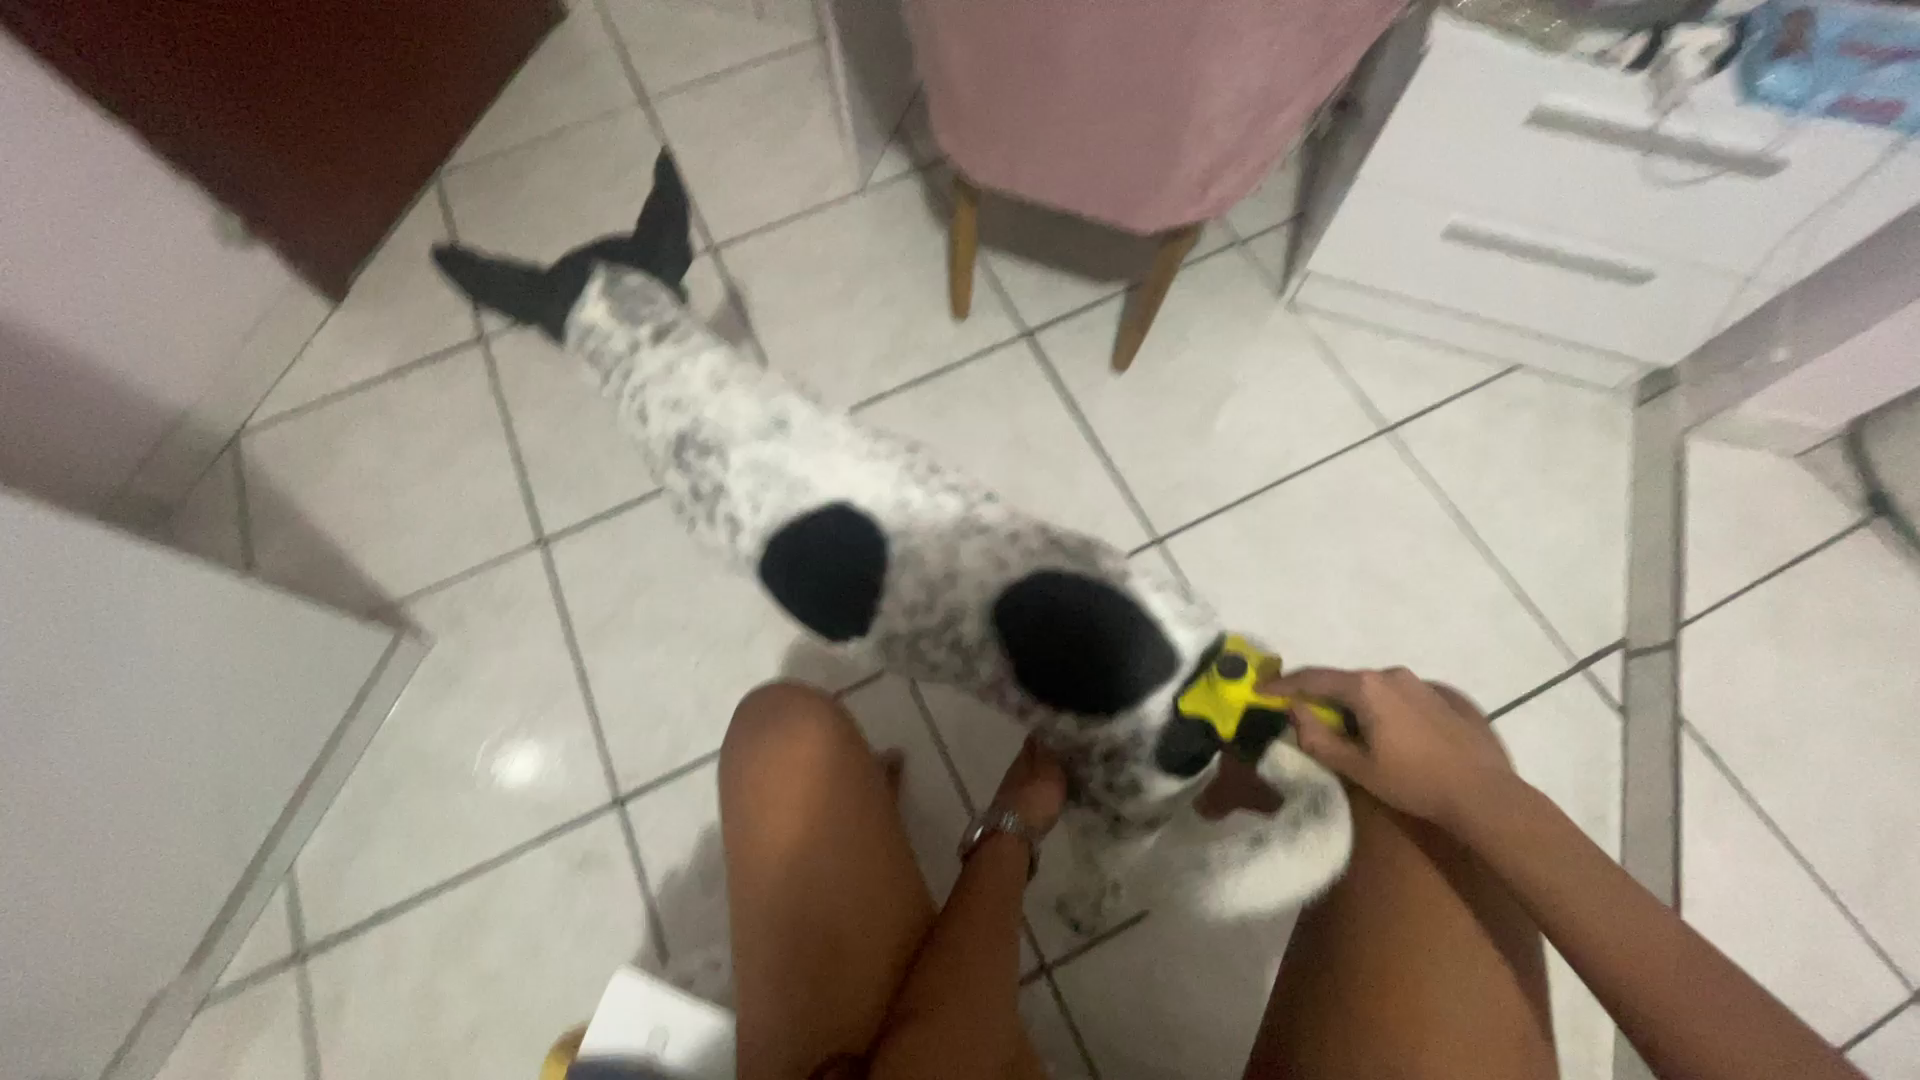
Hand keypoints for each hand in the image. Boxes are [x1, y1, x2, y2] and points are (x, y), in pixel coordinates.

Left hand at [990, 736, 1067, 834]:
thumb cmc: (1035, 800)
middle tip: (1070, 756)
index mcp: (1023, 758)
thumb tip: (1050, 731)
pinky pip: (1034, 793)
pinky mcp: (1017, 810)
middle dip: (1048, 756)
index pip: (1034, 740)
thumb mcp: (1049, 772)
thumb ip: (1051, 754)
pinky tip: (1055, 796)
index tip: (1063, 733)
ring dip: (1046, 775)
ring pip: (1032, 776)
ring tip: (1066, 776)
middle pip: (1032, 759)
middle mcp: (1015, 771)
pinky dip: (1044, 792)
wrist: (1013, 835)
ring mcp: (1013, 791)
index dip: (1048, 735)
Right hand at [1259, 666, 1514, 832]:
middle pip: (1344, 681)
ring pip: (1376, 688)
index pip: (1312, 678)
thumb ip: (1317, 737)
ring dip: (1357, 703)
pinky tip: (1394, 731)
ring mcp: (1423, 683)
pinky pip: (1405, 695)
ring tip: (1352, 729)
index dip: (1282, 685)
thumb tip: (1292, 711)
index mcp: (1365, 687)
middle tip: (1305, 716)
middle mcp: (1391, 675)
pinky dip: (1389, 707)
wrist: (1486, 795)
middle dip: (1321, 696)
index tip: (1259, 690)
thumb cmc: (1414, 782)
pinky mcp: (1449, 697)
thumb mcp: (1356, 767)